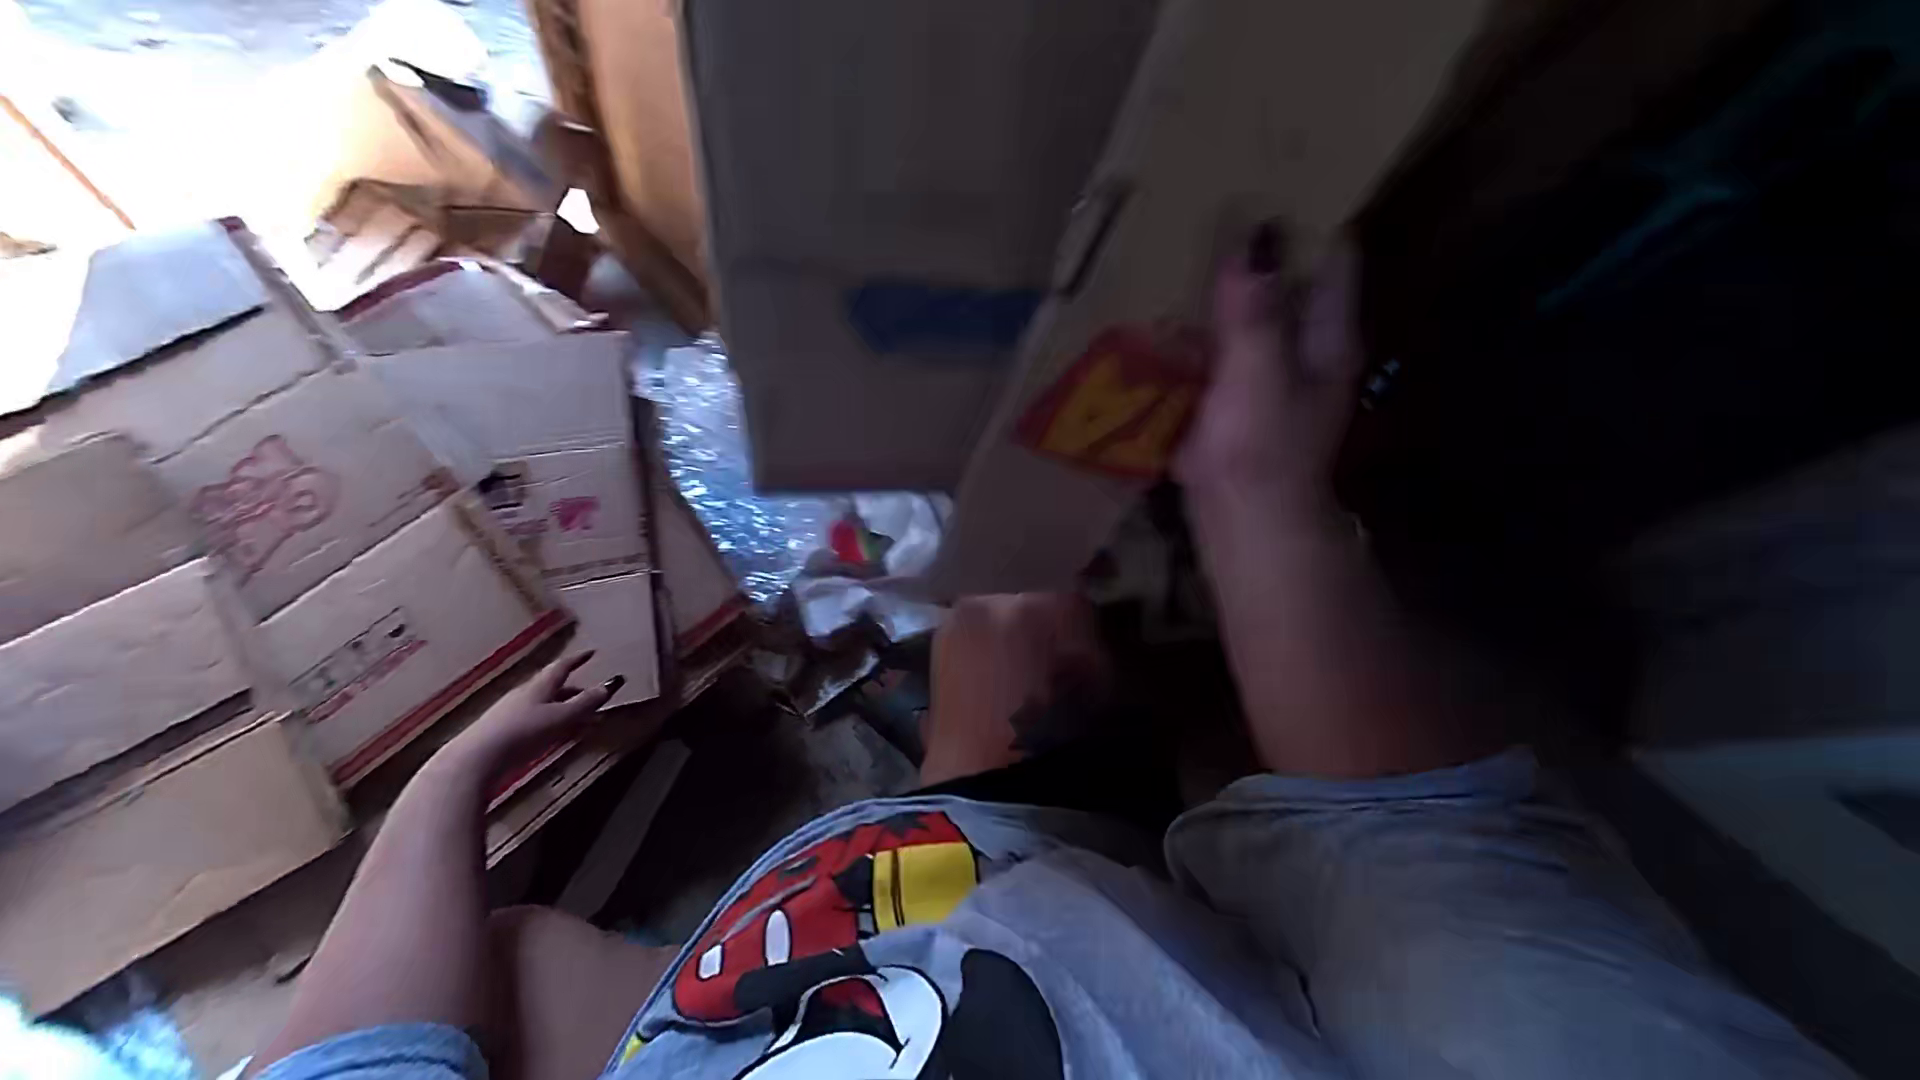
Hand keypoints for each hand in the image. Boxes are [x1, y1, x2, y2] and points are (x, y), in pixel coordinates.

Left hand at [441, 651, 620, 773]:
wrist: (474, 762)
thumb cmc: (522, 733)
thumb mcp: (561, 717)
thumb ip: (585, 703)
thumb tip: (609, 686)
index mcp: (539, 686)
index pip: (561, 667)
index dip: (577, 660)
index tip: (591, 653)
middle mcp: (524, 695)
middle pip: (553, 688)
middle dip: (575, 691)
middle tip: (593, 697)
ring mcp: (510, 714)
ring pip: (545, 707)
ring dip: (566, 711)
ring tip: (582, 721)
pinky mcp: (502, 734)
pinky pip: (536, 722)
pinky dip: (553, 725)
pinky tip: (558, 737)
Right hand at [1175, 224, 1362, 526]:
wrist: (1242, 519)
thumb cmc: (1261, 450)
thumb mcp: (1260, 376)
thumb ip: (1257, 312)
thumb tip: (1255, 238)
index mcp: (1326, 334)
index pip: (1329, 254)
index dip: (1305, 216)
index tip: (1262, 179)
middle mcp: (1300, 345)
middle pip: (1282, 279)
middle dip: (1249, 248)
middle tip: (1201, 204)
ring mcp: (1261, 371)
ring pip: (1242, 313)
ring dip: (1213, 289)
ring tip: (1171, 247)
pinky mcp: (1227, 395)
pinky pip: (1211, 349)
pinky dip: (1191, 331)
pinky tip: (1157, 312)